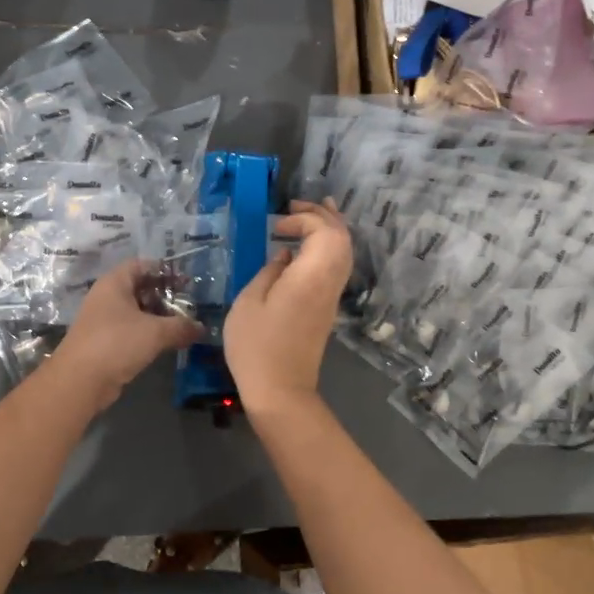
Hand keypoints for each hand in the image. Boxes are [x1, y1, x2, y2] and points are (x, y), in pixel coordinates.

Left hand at [48, 260, 200, 404]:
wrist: (80, 381)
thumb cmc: (117, 343)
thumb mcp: (155, 332)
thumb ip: (182, 327)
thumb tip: (202, 328)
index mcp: (114, 283)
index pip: (142, 265)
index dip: (165, 270)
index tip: (187, 282)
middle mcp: (107, 297)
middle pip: (140, 288)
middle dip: (165, 295)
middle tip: (190, 305)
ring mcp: (104, 320)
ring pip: (137, 311)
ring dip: (159, 317)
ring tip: (184, 325)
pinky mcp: (105, 342)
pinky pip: (132, 330)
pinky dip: (149, 333)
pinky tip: (167, 342)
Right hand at [224, 199, 352, 415]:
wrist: (280, 389)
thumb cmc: (256, 346)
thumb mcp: (249, 302)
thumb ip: (270, 270)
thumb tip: (285, 255)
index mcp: (311, 276)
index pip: (324, 232)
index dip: (304, 219)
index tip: (277, 226)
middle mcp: (329, 282)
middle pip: (341, 238)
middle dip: (322, 215)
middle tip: (297, 204)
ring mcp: (332, 296)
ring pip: (344, 252)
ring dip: (330, 229)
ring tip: (314, 211)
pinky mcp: (327, 308)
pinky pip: (337, 266)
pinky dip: (328, 247)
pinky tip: (311, 245)